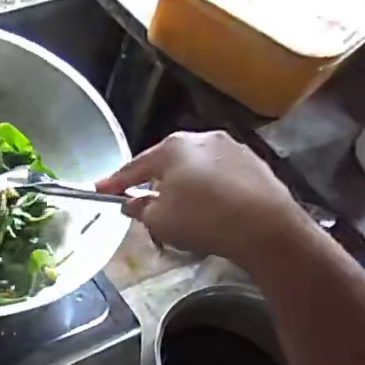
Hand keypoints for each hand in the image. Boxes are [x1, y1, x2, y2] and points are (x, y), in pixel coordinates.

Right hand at [95, 131, 312, 257]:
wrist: (265, 226)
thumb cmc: (202, 219)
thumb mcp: (159, 221)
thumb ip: (140, 209)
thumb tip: (131, 204)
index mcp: (173, 147)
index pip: (133, 166)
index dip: (114, 182)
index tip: (99, 190)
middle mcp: (202, 138)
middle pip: (165, 162)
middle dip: (150, 180)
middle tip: (136, 199)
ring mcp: (231, 148)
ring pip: (193, 167)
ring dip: (179, 185)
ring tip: (173, 208)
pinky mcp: (252, 164)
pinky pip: (216, 175)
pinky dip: (204, 189)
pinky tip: (204, 208)